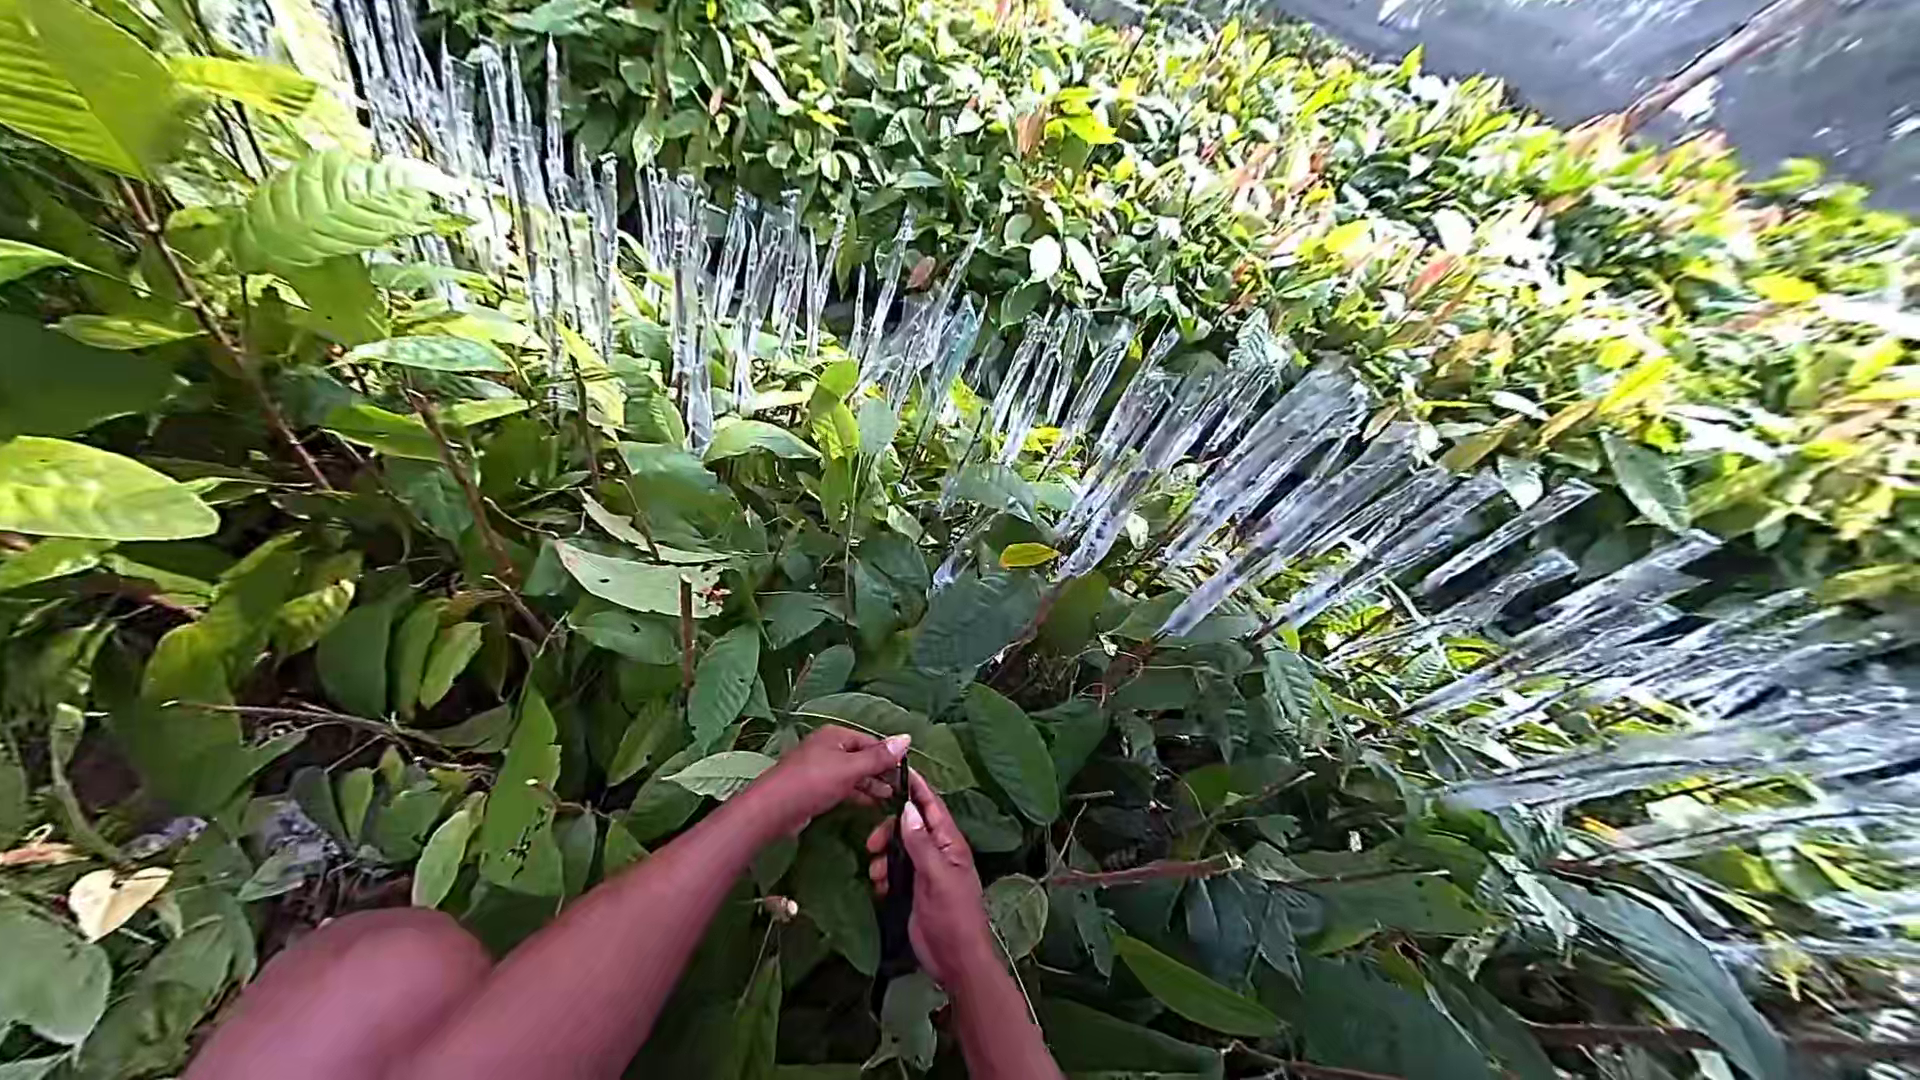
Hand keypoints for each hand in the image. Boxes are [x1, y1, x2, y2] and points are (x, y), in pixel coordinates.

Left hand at [739, 725, 909, 838]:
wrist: (772, 810)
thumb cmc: (812, 782)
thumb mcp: (850, 769)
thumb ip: (878, 757)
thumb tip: (907, 738)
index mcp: (837, 735)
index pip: (872, 742)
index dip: (890, 756)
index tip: (908, 773)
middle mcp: (829, 747)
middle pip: (863, 756)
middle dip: (882, 771)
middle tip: (903, 788)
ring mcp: (821, 768)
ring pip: (854, 773)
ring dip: (872, 784)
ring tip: (892, 797)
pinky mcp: (816, 788)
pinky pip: (844, 786)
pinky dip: (859, 792)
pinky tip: (872, 803)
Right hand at [865, 769, 996, 986]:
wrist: (956, 962)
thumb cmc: (953, 916)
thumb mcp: (937, 877)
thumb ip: (921, 843)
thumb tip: (908, 808)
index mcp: (950, 842)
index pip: (931, 805)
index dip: (916, 786)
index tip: (896, 770)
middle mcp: (938, 850)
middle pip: (909, 824)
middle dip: (889, 829)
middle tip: (872, 843)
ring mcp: (926, 869)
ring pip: (899, 847)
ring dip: (883, 855)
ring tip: (875, 873)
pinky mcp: (914, 888)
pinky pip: (894, 870)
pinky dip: (884, 874)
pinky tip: (879, 887)